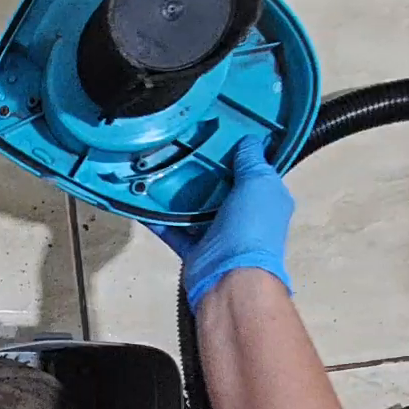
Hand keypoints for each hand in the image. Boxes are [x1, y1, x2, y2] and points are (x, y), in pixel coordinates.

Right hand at [160, 135, 295, 308]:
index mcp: (265, 197)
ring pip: (195, 207)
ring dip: (178, 193)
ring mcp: (216, 232)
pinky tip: (143, 203)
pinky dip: (159, 218)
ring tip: (159, 170)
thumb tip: (249, 140)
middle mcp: (243, 214)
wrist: (229, 276)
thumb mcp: (259, 183)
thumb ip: (252, 161)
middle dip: (204, 170)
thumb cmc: (250, 227)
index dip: (238, 151)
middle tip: (182, 146)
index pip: (253, 170)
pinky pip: (173, 229)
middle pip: (220, 187)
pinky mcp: (193, 248)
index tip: (218, 131)